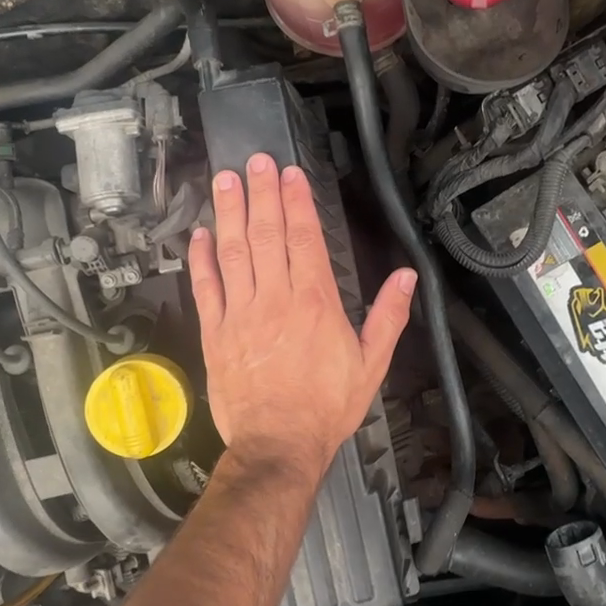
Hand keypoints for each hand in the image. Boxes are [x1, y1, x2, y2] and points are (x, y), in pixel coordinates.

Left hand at [188, 153, 417, 480]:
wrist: (279, 445)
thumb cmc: (327, 406)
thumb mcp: (372, 363)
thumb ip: (389, 316)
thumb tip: (406, 277)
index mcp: (314, 302)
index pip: (303, 238)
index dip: (295, 201)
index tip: (290, 173)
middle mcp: (275, 299)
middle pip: (265, 234)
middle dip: (261, 193)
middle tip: (256, 161)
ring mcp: (241, 314)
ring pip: (233, 252)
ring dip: (229, 213)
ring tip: (225, 179)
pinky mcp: (216, 334)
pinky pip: (206, 288)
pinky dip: (200, 259)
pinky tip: (199, 234)